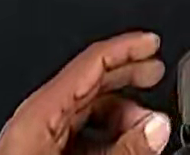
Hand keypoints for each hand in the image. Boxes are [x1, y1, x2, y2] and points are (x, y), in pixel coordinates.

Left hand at [0, 32, 171, 154]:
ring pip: (85, 112)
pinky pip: (76, 137)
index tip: (153, 44)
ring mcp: (32, 145)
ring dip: (120, 116)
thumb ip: (124, 151)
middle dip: (128, 80)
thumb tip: (157, 126)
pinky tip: (121, 150)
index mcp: (37, 117)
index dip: (127, 47)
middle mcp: (32, 124)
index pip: (91, 61)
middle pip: (90, 84)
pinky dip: (103, 138)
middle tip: (156, 76)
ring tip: (144, 130)